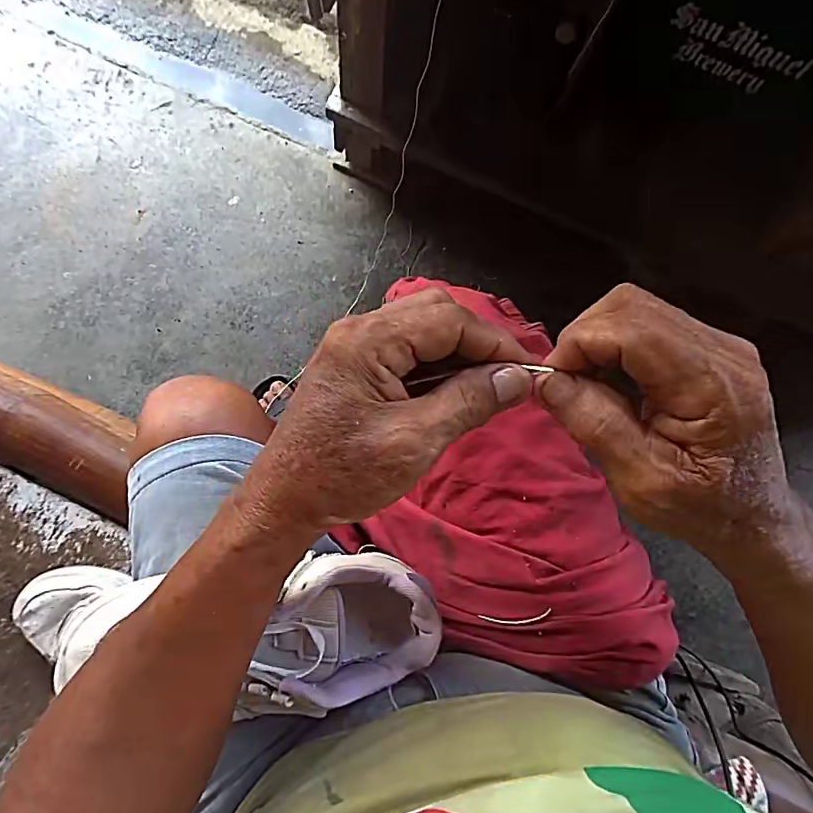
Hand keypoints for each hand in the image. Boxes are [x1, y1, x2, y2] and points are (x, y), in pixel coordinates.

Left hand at [241, 288, 538, 531]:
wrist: (285, 500)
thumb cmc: (342, 475)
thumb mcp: (414, 441)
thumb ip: (468, 401)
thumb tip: (516, 378)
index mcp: (367, 341)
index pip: (448, 319)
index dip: (495, 342)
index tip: (528, 370)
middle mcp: (359, 331)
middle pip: (436, 312)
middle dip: (479, 341)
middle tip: (509, 376)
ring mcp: (355, 347)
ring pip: (424, 329)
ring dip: (460, 353)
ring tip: (489, 386)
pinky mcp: (357, 366)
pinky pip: (408, 351)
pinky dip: (439, 366)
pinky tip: (457, 391)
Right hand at [536, 284, 798, 559]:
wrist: (752, 517)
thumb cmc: (702, 510)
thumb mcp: (642, 482)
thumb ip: (596, 425)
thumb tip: (548, 380)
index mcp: (712, 385)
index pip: (631, 328)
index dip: (579, 343)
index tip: (552, 381)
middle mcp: (723, 351)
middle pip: (631, 306)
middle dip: (584, 338)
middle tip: (566, 384)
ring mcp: (721, 344)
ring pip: (636, 308)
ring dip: (597, 341)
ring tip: (588, 386)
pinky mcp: (711, 347)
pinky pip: (649, 324)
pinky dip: (615, 345)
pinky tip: (613, 382)